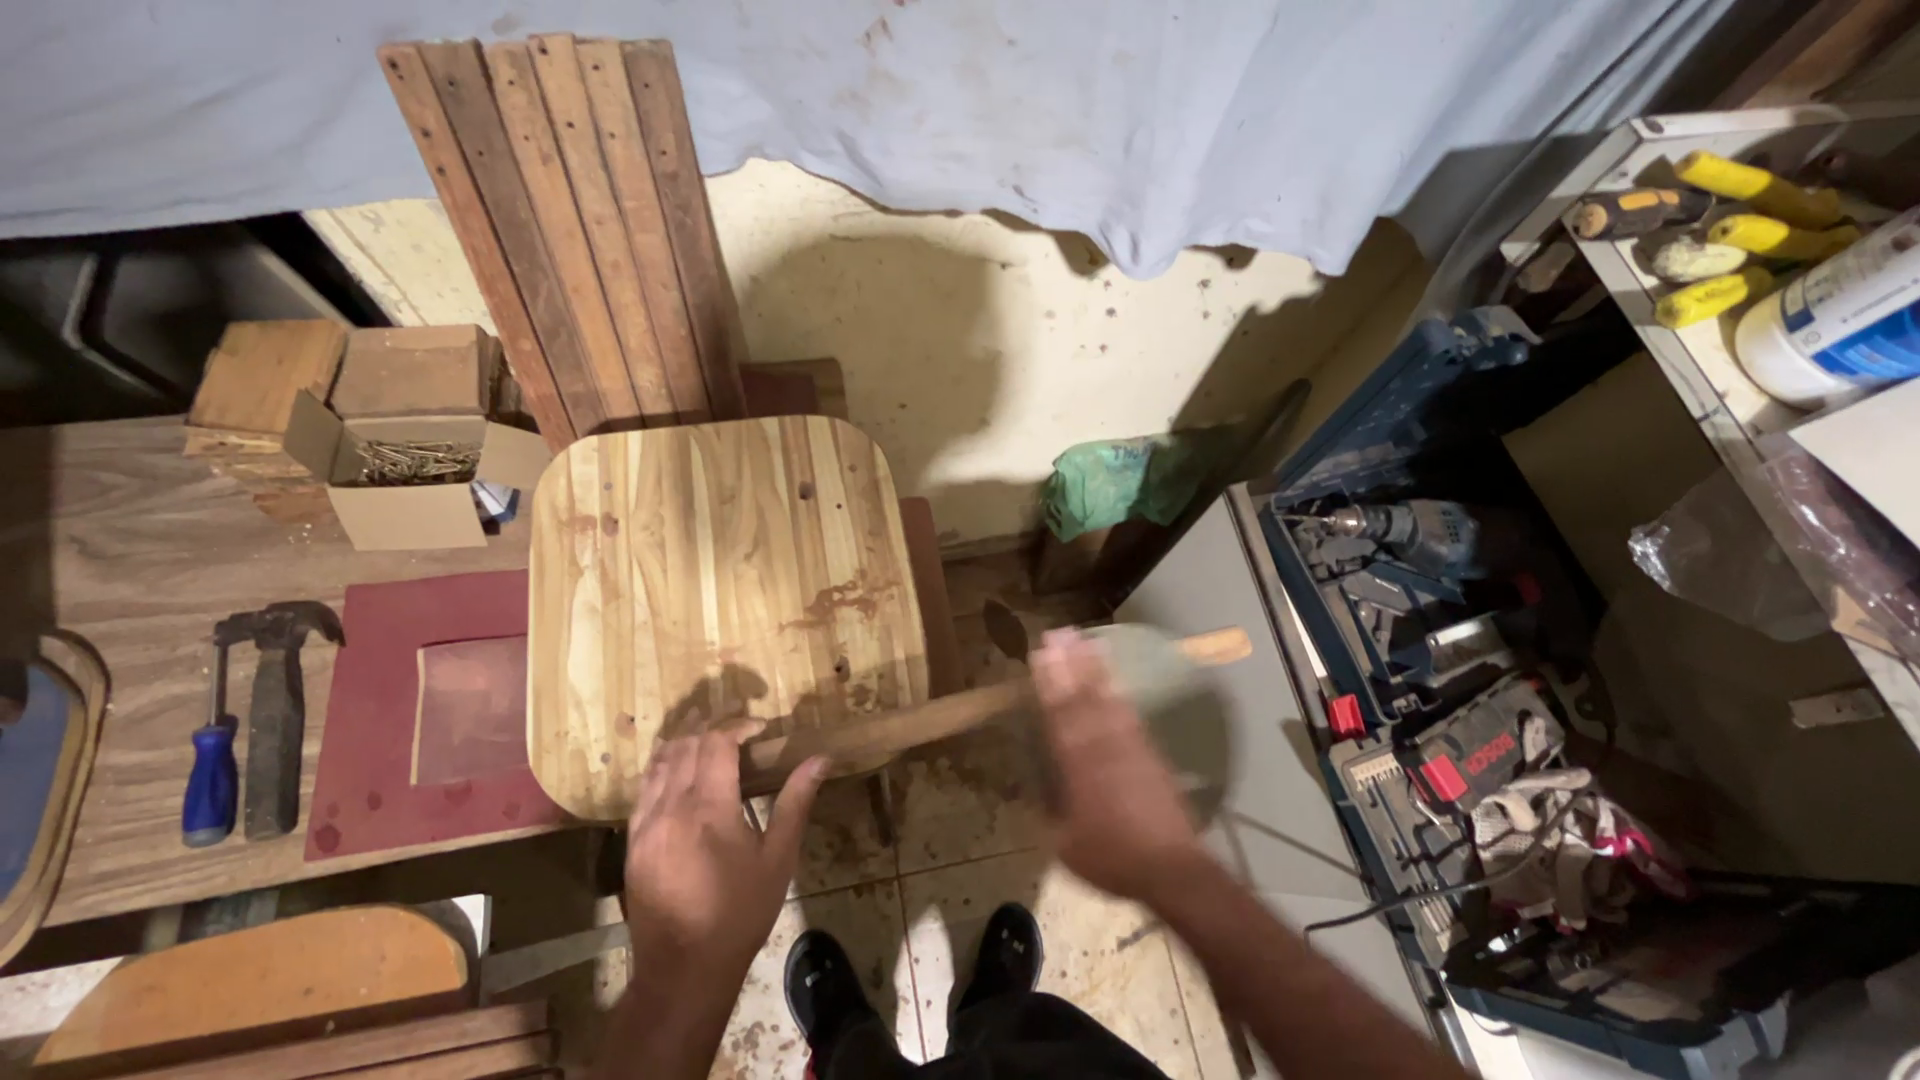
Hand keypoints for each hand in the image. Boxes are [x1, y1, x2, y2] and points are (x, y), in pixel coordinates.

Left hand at [624, 722, 828, 973]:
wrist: (684, 967)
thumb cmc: (740, 913)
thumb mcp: (778, 859)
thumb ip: (795, 802)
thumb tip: (820, 759)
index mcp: (709, 808)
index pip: (717, 743)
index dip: (738, 726)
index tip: (760, 728)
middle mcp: (671, 807)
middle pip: (685, 745)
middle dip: (712, 727)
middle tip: (738, 727)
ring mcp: (645, 823)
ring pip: (659, 762)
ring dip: (684, 742)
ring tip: (709, 740)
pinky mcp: (632, 841)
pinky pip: (643, 788)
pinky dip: (663, 768)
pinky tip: (679, 773)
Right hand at [1031, 628, 1207, 904]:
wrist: (1172, 869)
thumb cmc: (1112, 860)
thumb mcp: (1065, 844)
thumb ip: (1052, 811)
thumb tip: (1039, 790)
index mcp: (1078, 768)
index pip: (1060, 716)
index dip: (1049, 682)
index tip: (1041, 653)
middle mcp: (1104, 748)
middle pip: (1084, 698)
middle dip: (1070, 663)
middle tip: (1059, 632)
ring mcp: (1131, 748)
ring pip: (1109, 700)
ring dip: (1095, 669)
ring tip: (1087, 641)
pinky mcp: (1152, 755)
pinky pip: (1130, 714)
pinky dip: (1120, 692)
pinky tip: (1114, 681)